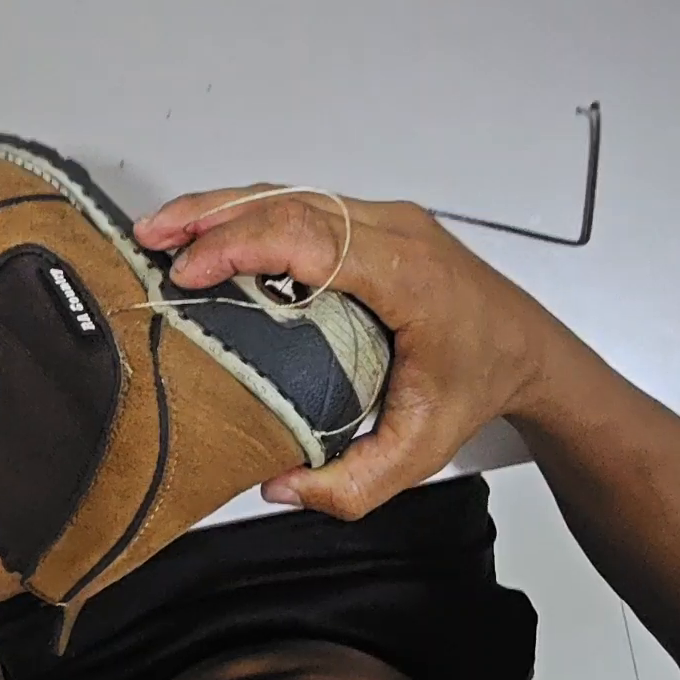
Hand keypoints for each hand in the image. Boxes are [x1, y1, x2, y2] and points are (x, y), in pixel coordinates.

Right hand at [134, 187, 559, 518]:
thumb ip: (350, 484)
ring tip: (166, 230)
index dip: (239, 246)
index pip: (309, 239)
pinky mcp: (375, 221)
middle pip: (289, 201)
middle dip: (210, 216)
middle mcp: (396, 232)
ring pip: (291, 193)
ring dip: (222, 208)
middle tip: (153, 237)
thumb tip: (275, 486)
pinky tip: (215, 232)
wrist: (526, 348)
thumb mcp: (419, 452)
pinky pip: (304, 203)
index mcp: (406, 277)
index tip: (187, 272)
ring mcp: (386, 218)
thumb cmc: (477, 385)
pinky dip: (250, 213)